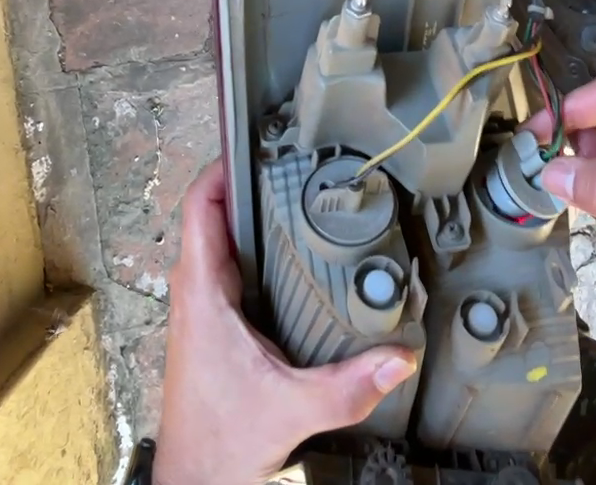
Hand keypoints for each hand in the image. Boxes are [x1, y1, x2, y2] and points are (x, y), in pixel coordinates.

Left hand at [154, 161, 418, 484]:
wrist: (196, 477)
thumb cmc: (220, 441)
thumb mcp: (292, 409)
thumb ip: (349, 386)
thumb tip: (398, 357)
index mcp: (203, 292)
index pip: (201, 205)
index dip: (222, 166)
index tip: (253, 144)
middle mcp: (198, 290)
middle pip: (214, 211)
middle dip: (248, 179)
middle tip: (287, 157)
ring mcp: (203, 303)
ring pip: (220, 235)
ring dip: (249, 209)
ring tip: (290, 186)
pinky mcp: (213, 319)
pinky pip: (229, 260)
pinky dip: (253, 240)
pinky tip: (287, 245)